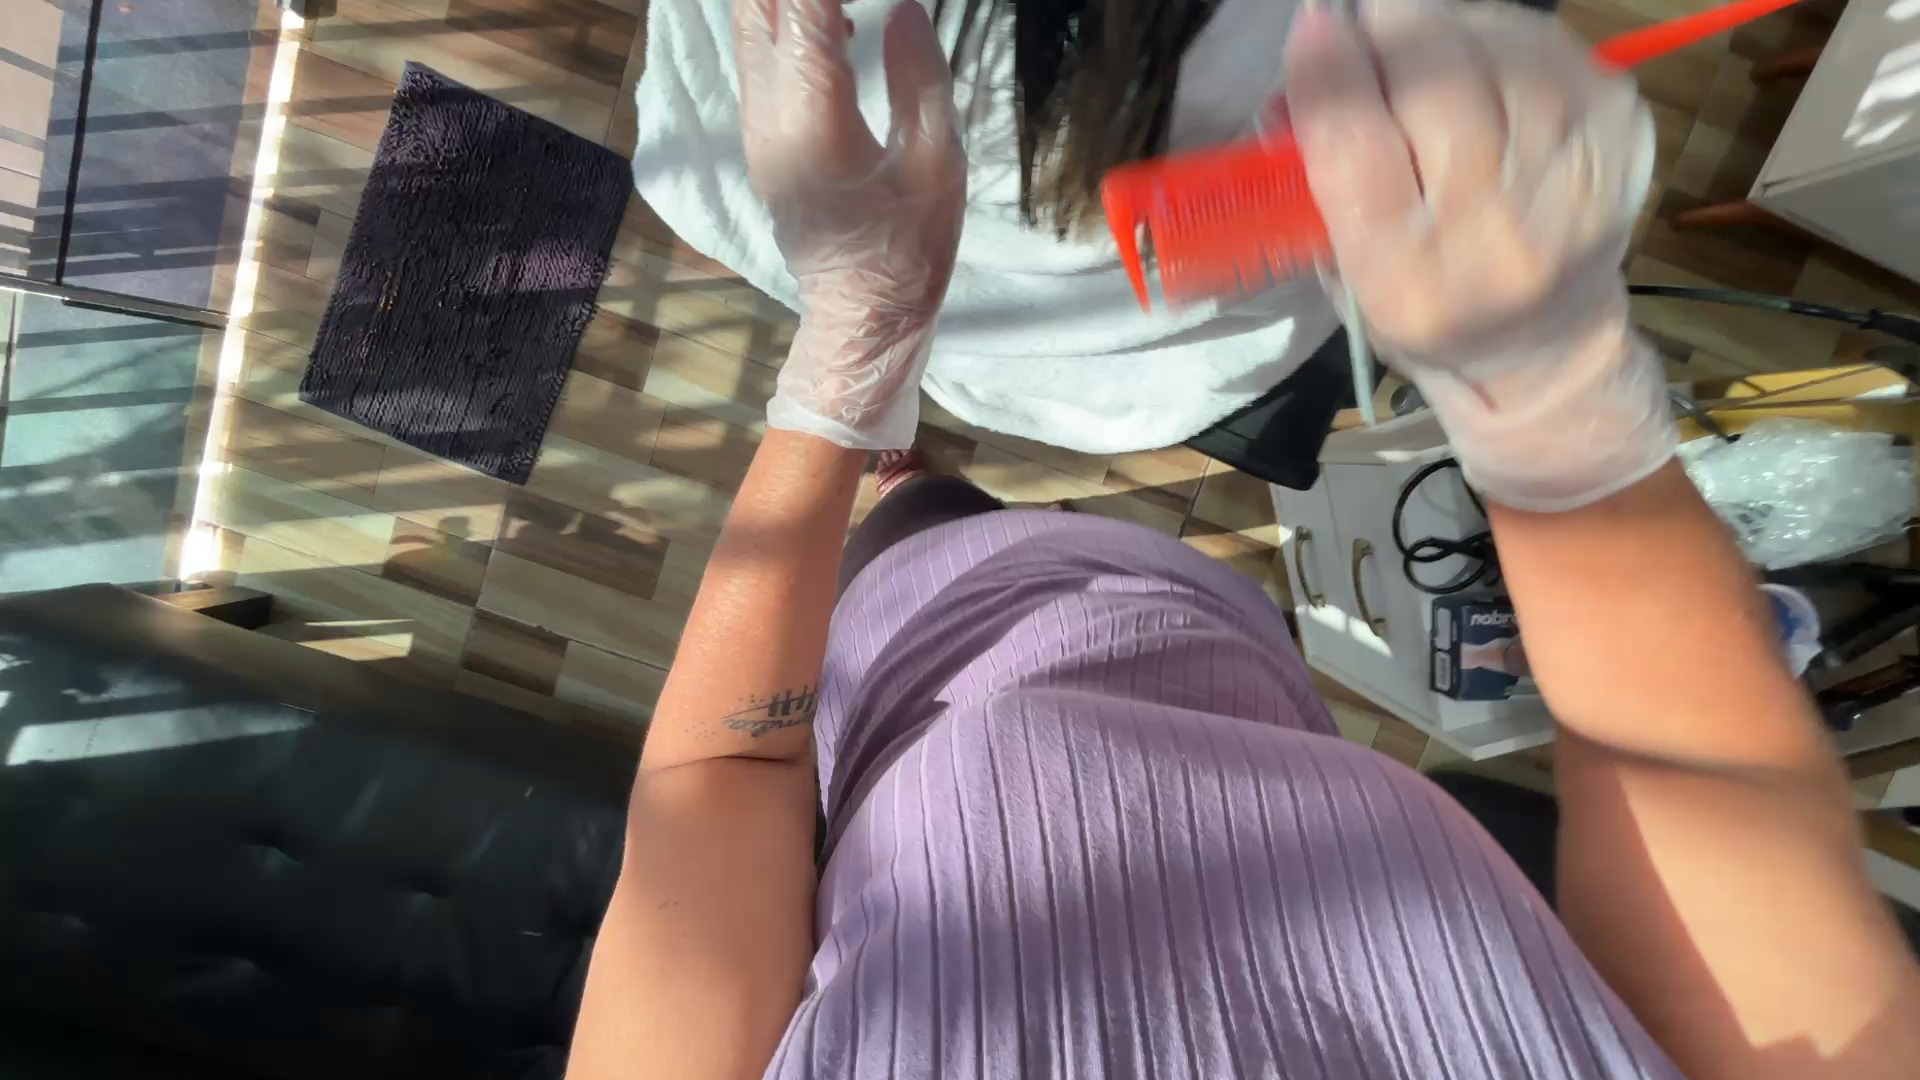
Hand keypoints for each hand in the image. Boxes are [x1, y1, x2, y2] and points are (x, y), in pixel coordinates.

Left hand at [732, 0, 965, 448]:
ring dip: (795, 4)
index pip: (803, 6)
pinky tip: (837, 30)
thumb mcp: (935, 169)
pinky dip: (789, 25)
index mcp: (811, 119)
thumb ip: (920, 81)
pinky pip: (759, 57)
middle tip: (861, 4)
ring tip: (853, 9)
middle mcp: (766, 115)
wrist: (863, 321)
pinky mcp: (761, 144)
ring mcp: (755, 130)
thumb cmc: (907, 256)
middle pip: (757, 4)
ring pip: (750, 24)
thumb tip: (903, 10)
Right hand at [1284, 0, 1675, 510]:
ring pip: (1495, 52)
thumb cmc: (1419, 318)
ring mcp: (1571, 176)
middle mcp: (1496, 233)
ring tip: (1404, 38)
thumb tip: (1286, 98)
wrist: (1542, 343)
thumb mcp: (1348, 281)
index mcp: (1410, 285)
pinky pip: (1543, 46)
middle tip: (1356, 19)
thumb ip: (1317, 196)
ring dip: (1436, 25)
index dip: (1330, 83)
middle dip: (1387, 32)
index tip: (1307, 25)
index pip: (1361, 160)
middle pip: (1436, 89)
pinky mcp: (1619, 128)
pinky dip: (1490, 32)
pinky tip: (1463, 52)